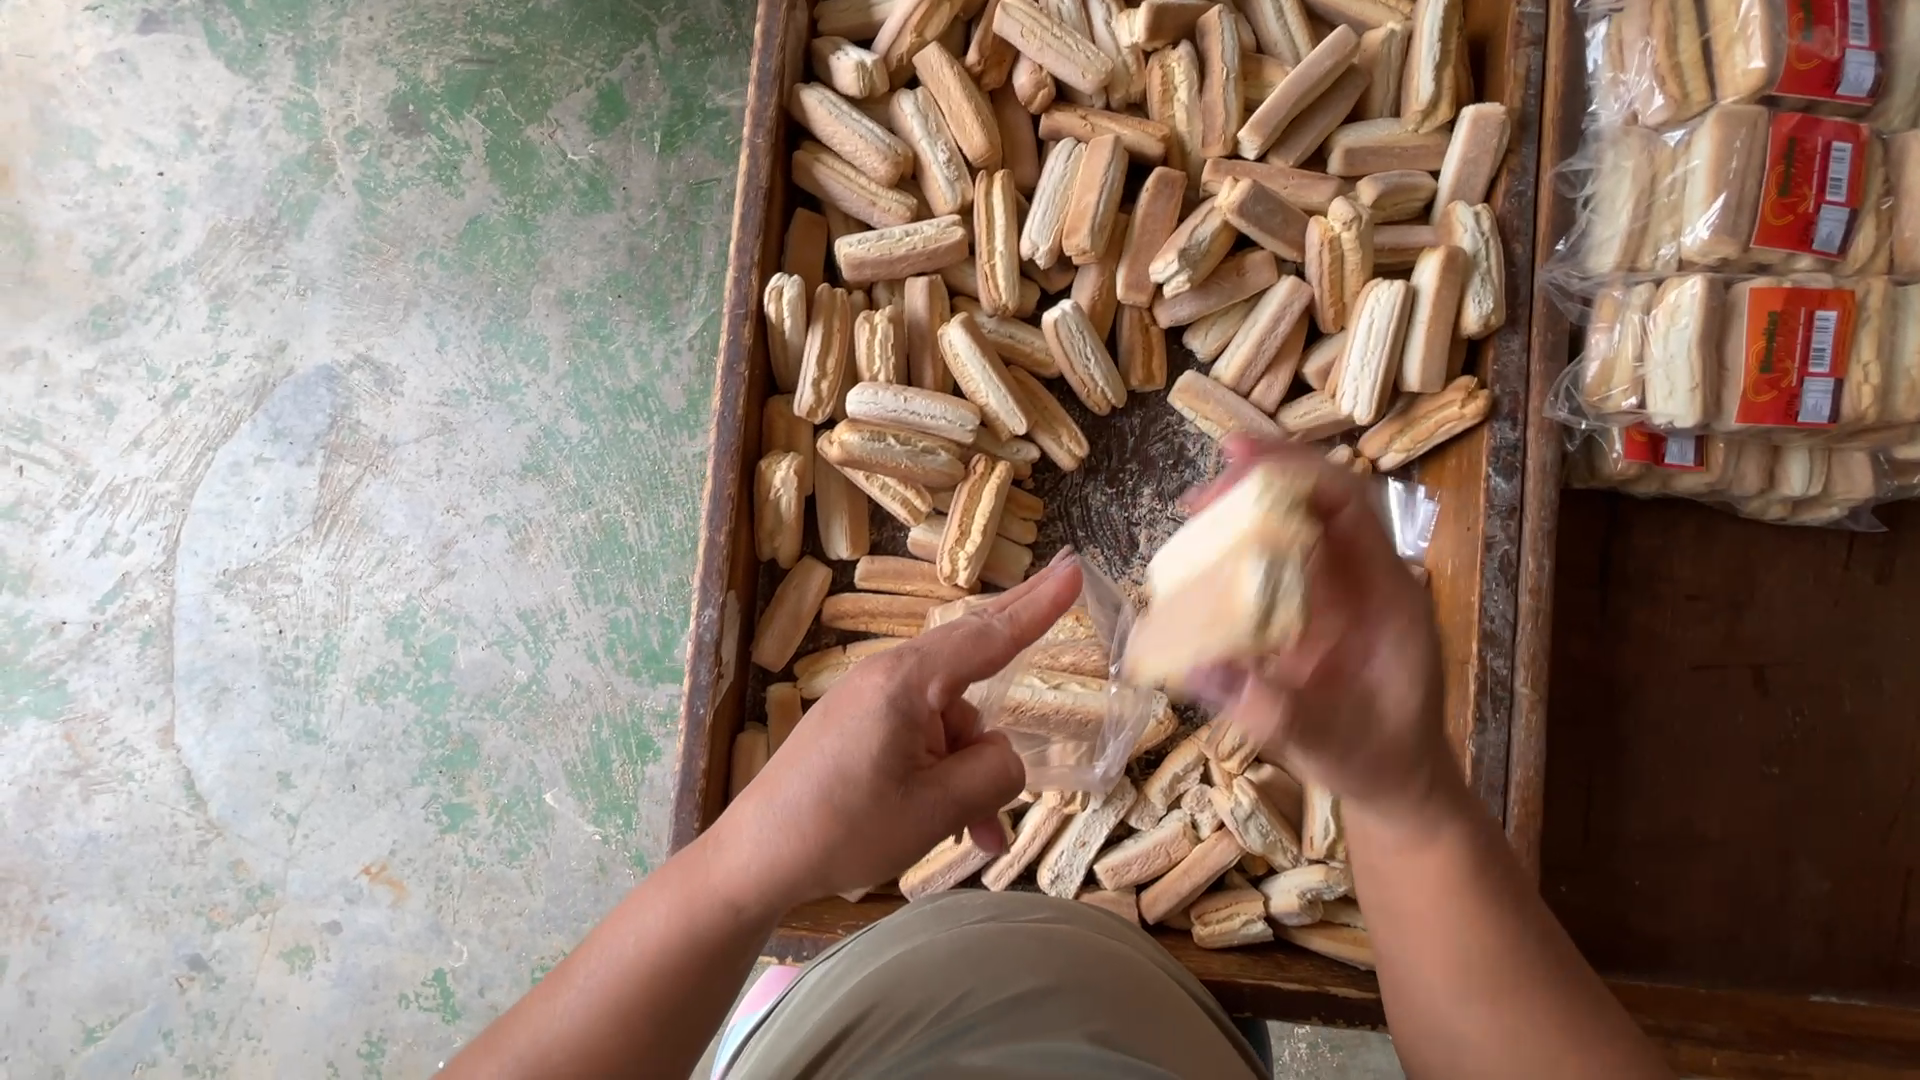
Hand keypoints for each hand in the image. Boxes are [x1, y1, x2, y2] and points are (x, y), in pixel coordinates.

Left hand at [709, 555, 1084, 908]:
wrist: (754, 859)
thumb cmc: (844, 830)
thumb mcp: (936, 810)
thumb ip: (993, 773)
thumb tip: (1003, 753)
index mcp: (907, 682)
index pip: (988, 635)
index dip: (1038, 606)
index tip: (1075, 569)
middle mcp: (889, 676)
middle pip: (970, 653)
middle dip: (1019, 631)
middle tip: (1065, 585)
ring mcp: (871, 700)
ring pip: (949, 721)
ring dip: (972, 770)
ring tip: (977, 835)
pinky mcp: (859, 725)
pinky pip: (920, 738)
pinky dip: (944, 775)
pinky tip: (954, 829)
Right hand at [1183, 436, 1450, 826]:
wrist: (1395, 779)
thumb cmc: (1376, 758)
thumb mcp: (1328, 744)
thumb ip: (1272, 710)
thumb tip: (1199, 668)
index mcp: (1385, 594)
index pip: (1349, 506)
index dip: (1295, 472)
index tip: (1238, 460)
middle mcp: (1362, 578)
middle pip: (1317, 501)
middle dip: (1259, 482)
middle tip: (1198, 496)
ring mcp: (1336, 590)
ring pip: (1294, 524)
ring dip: (1243, 509)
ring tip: (1192, 513)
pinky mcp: (1310, 607)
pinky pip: (1274, 559)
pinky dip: (1236, 546)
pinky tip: (1200, 555)